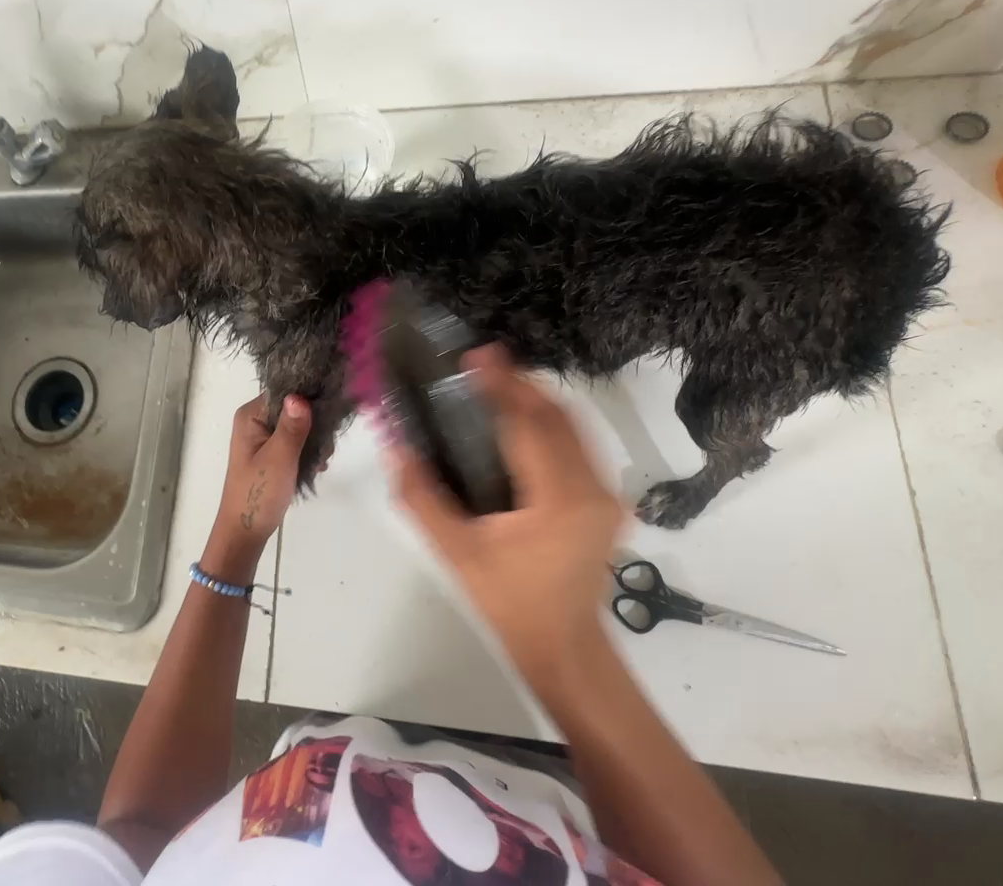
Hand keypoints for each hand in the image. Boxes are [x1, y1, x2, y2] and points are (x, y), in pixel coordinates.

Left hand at [213, 393, 311, 544]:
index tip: (329, 415)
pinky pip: (296, 440)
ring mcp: (263, 436)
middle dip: (315, 424)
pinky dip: (308, 451)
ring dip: (314, 440)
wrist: (246, 530)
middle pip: (295, 407)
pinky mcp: (272, 451)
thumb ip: (292, 427)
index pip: (285, 391)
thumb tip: (299, 395)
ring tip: (320, 461)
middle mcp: (255, 420)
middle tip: (324, 448)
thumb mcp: (279, 457)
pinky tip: (316, 465)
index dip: (309, 398)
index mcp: (251, 415)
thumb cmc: (259, 493)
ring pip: (299, 425)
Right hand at [392, 344, 624, 670]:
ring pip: (575, 427)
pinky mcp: (607, 502)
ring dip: (537, 401)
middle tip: (481, 365)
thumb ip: (423, 499)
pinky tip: (520, 422)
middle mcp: (593, 490)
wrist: (563, 644)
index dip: (503, 386)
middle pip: (560, 416)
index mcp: (558, 501)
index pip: (531, 426)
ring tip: (496, 385)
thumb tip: (395, 448)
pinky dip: (550, 424)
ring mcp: (607, 495)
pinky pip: (579, 445)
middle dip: (521, 384)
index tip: (477, 356)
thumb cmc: (508, 602)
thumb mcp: (457, 552)